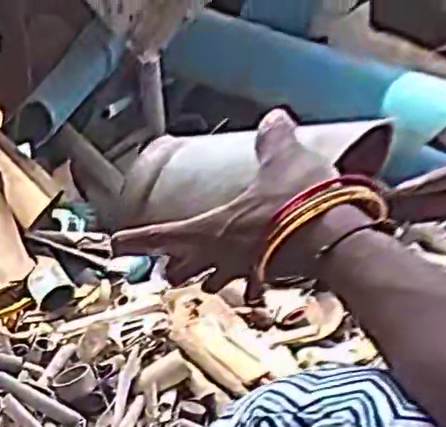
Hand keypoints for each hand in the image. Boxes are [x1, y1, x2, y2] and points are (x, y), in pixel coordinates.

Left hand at [111, 110, 343, 293]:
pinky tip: (257, 282)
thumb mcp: (283, 161)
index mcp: (204, 230)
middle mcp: (213, 256)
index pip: (156, 237)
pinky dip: (251, 284)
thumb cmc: (296, 202)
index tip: (114, 244)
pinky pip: (250, 286)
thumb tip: (273, 120)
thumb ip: (273, 142)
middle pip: (178, 270)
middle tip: (168, 265)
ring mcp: (236, 270)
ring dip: (206, 278)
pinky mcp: (264, 278)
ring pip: (208, 282)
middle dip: (172, 268)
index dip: (132, 241)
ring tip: (207, 275)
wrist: (331, 236)